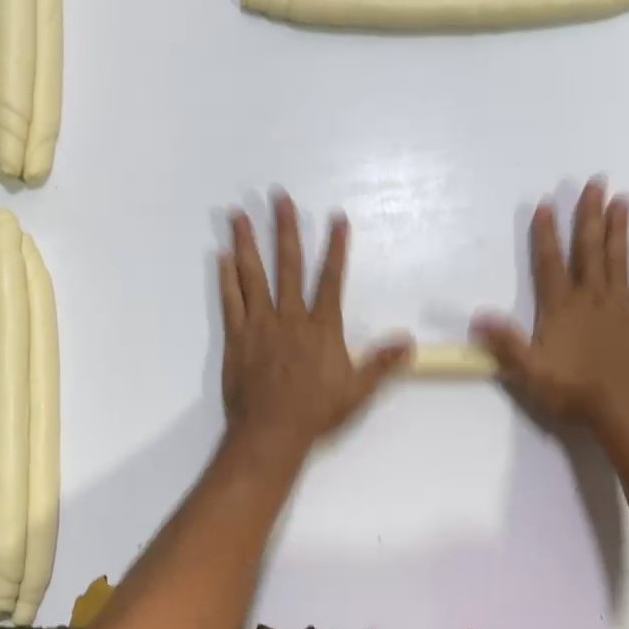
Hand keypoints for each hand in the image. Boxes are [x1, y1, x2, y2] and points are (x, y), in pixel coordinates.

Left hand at [219, 192, 409, 457]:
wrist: (270, 432)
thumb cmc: (316, 413)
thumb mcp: (357, 391)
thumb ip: (381, 364)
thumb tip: (408, 343)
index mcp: (321, 328)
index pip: (331, 280)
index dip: (335, 248)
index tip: (336, 218)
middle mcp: (290, 318)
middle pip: (288, 265)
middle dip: (284, 228)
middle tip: (278, 196)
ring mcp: (260, 325)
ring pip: (253, 275)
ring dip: (245, 242)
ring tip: (237, 213)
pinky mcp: (236, 338)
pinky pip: (230, 301)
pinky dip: (225, 278)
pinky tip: (220, 256)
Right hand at [473, 178, 628, 428]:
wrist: (623, 408)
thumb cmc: (573, 390)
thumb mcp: (529, 371)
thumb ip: (505, 343)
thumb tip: (478, 317)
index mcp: (561, 308)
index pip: (550, 263)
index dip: (546, 234)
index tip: (546, 204)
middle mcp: (591, 298)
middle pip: (589, 249)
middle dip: (589, 215)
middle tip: (596, 182)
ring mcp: (620, 306)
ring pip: (618, 258)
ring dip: (618, 228)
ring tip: (621, 198)